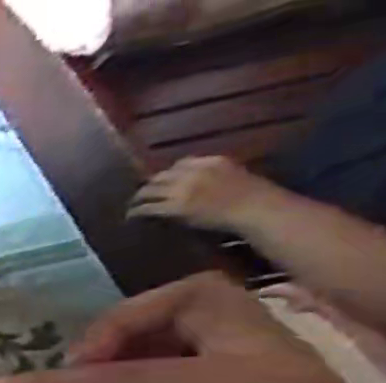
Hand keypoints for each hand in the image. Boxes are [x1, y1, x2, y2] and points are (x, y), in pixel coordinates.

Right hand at [0, 273, 385, 382]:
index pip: (135, 371)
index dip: (62, 379)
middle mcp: (277, 353)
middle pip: (194, 297)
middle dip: (123, 322)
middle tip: (80, 362)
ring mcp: (278, 358)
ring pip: (199, 310)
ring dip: (139, 333)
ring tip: (99, 372)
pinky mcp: (265, 371)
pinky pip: (205, 336)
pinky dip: (158, 348)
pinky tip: (131, 380)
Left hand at [128, 156, 290, 232]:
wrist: (254, 208)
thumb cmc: (250, 196)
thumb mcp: (233, 175)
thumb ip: (212, 175)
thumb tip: (193, 183)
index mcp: (212, 161)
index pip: (181, 163)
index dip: (167, 174)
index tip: (161, 182)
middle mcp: (194, 172)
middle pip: (161, 176)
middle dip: (149, 185)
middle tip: (140, 195)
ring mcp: (183, 189)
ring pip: (150, 190)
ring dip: (138, 199)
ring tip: (131, 206)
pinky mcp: (174, 207)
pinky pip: (148, 207)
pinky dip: (136, 212)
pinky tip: (131, 217)